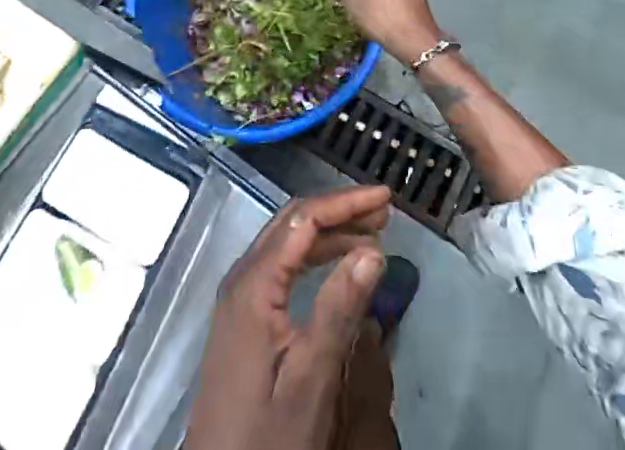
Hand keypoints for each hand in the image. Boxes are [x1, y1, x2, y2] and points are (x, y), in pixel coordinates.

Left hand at [184, 186, 391, 449]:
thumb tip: (374, 250)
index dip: (346, 202)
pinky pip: (282, 264)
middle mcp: (241, 279)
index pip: (303, 219)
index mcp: (253, 286)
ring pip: (287, 241)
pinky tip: (339, 266)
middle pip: (292, 222)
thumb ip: (340, 310)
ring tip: (372, 236)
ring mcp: (239, 297)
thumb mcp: (310, 377)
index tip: (385, 199)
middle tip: (383, 212)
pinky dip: (315, 254)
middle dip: (339, 210)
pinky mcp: (243, 315)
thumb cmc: (267, 433)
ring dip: (329, 231)